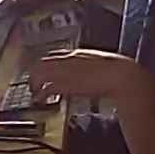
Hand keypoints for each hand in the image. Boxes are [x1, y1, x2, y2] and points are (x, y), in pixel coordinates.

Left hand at [29, 49, 145, 101]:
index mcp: (78, 54)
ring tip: (34, 93)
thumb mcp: (98, 68)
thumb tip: (84, 78)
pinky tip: (40, 99)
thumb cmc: (115, 73)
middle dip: (36, 74)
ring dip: (36, 84)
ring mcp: (68, 71)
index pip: (55, 56)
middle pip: (45, 63)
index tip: (41, 73)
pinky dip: (42, 94)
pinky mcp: (68, 84)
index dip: (46, 65)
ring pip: (43, 74)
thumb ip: (88, 70)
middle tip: (32, 85)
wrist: (122, 76)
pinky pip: (50, 87)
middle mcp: (69, 59)